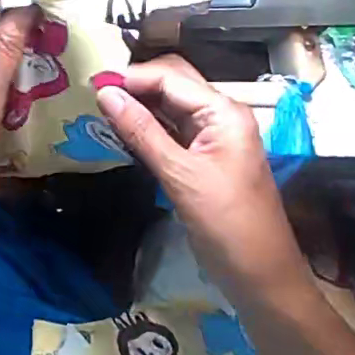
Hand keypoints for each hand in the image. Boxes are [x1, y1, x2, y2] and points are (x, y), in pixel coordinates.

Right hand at [96, 55, 309, 297]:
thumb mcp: (180, 176)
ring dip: (138, 103)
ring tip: (101, 107)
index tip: (92, 85)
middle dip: (135, 84)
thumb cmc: (227, 225)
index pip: (170, 78)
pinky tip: (121, 128)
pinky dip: (146, 125)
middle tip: (95, 93)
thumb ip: (141, 131)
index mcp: (223, 112)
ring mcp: (211, 135)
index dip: (131, 77)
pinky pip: (170, 128)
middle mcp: (219, 115)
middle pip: (172, 82)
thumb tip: (105, 93)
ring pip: (169, 104)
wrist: (262, 276)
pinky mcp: (201, 155)